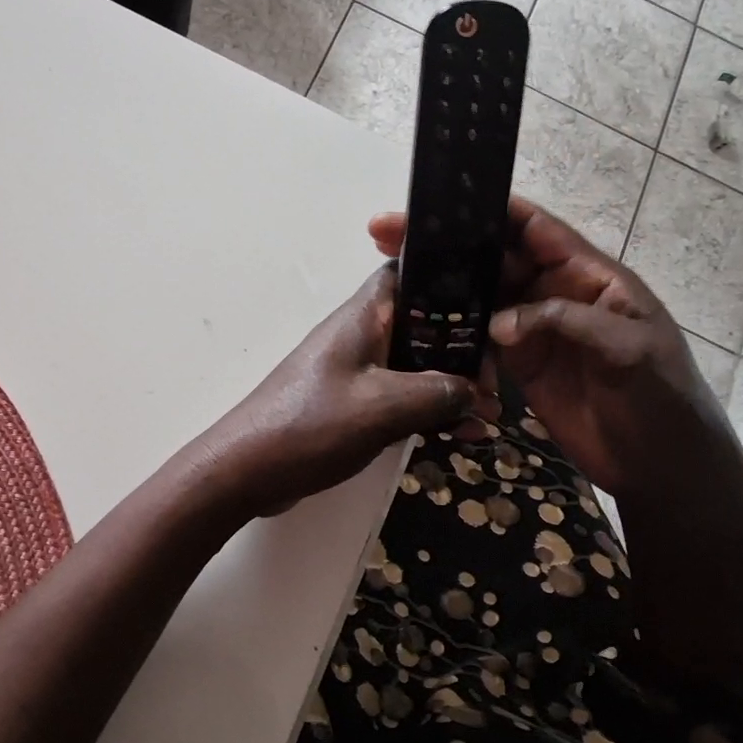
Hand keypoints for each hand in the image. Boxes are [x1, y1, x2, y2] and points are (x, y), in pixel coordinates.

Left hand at [201, 265, 479, 516]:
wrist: (246, 471)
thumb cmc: (310, 425)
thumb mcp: (383, 407)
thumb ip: (438, 393)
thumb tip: (477, 392)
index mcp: (364, 317)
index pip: (412, 271)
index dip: (454, 278)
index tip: (495, 302)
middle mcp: (362, 335)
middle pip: (424, 323)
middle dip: (465, 349)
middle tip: (496, 385)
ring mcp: (356, 371)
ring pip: (417, 365)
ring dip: (452, 386)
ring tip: (488, 417)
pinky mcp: (352, 404)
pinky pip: (402, 397)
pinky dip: (430, 410)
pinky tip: (460, 434)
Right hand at [368, 198, 735, 498]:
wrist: (662, 465)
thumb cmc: (662, 398)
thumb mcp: (628, 350)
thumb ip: (568, 321)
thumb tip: (497, 323)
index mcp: (589, 275)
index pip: (536, 229)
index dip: (490, 212)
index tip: (441, 203)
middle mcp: (555, 293)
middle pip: (495, 259)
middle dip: (448, 245)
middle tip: (389, 237)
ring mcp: (533, 330)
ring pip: (481, 297)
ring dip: (441, 287)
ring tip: (392, 277)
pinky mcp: (519, 364)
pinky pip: (478, 340)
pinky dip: (451, 333)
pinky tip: (416, 327)